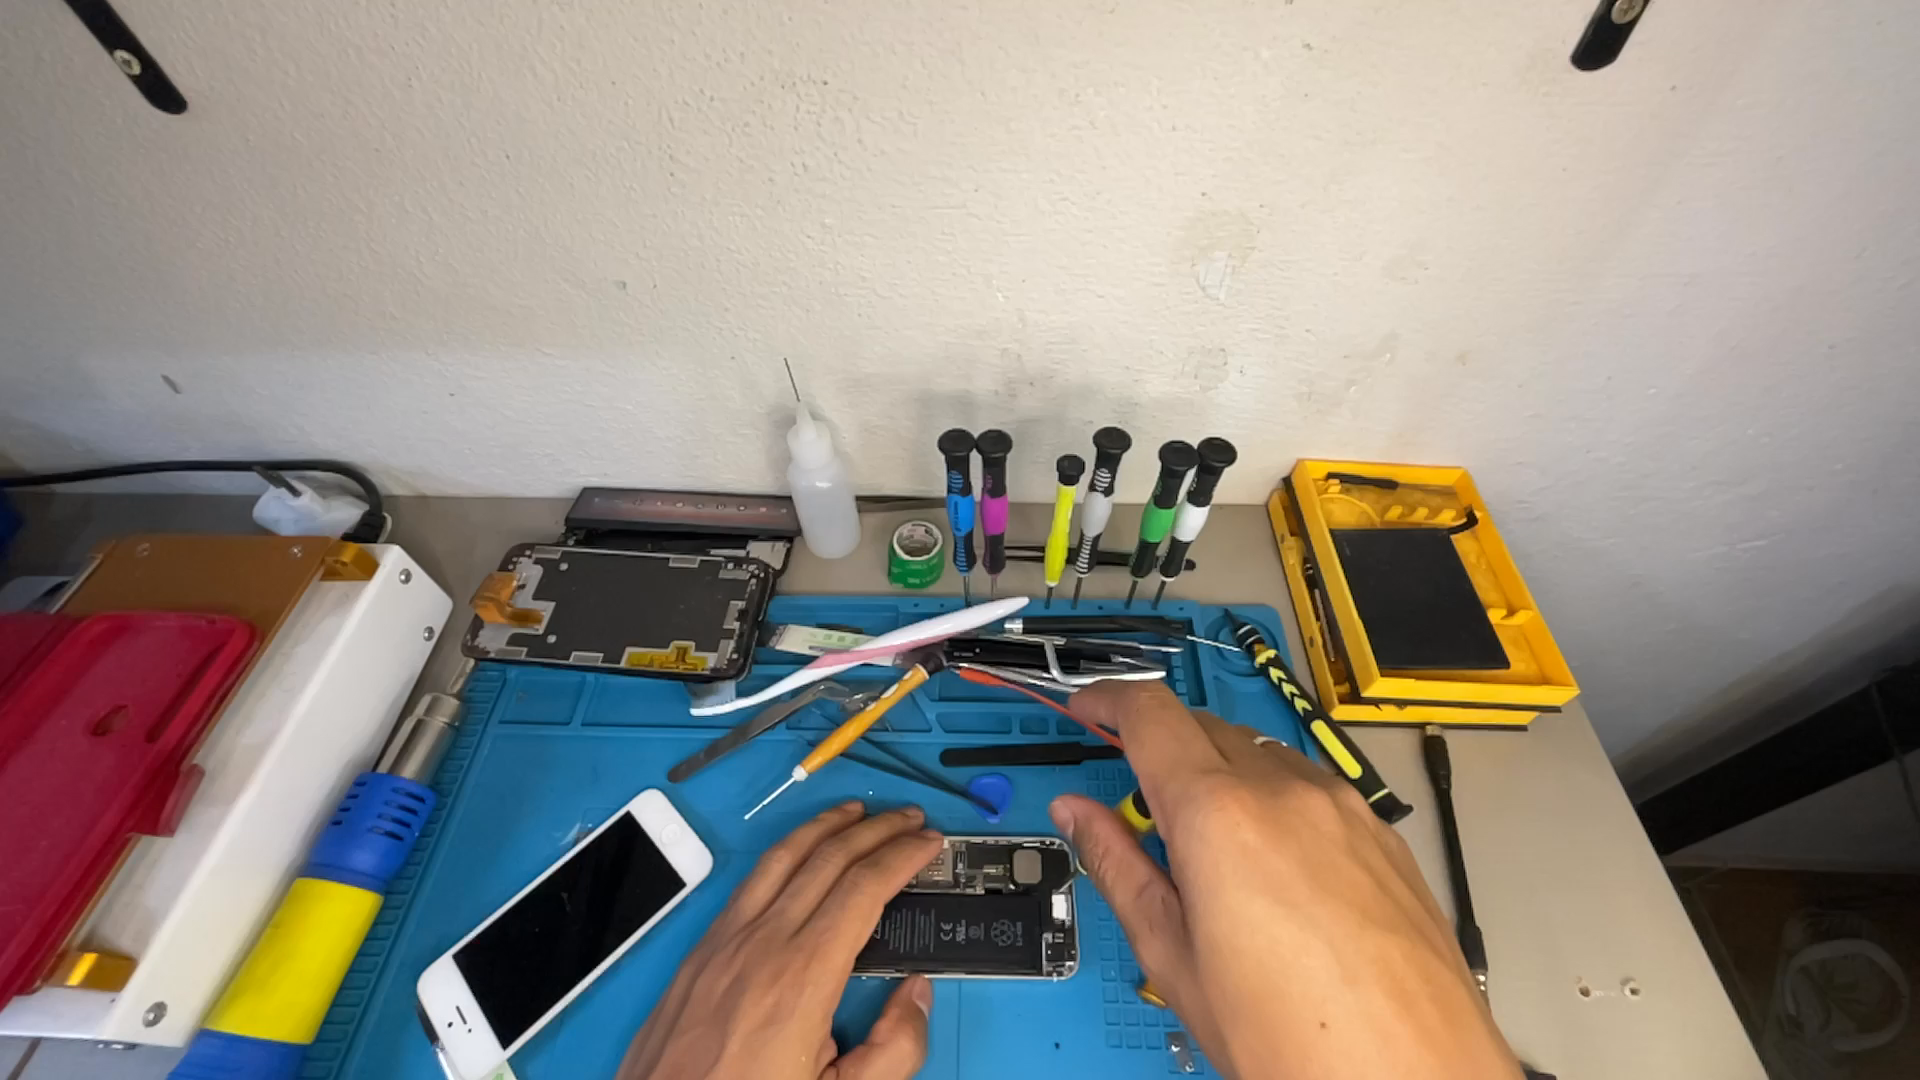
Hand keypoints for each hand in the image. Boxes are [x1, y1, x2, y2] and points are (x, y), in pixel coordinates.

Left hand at [617, 802, 944, 1079]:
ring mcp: (726, 940)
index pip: (864, 887)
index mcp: (803, 978)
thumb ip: (892, 1053)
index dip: (902, 856)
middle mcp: (764, 942)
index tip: (928, 841)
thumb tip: (916, 993)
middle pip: (830, 858)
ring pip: (784, 855)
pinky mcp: (700, 950)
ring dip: (828, 824)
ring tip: (858, 812)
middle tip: (909, 818)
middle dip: (877, 830)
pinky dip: (786, 850)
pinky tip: (798, 851)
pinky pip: (750, 880)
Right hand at [1050, 682, 1518, 1079]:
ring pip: (1255, 749)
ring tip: (1211, 843)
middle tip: (1141, 798)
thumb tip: (1074, 810)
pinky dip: (1270, 794)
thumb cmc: (1287, 1039)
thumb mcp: (1172, 955)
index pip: (1149, 713)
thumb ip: (1115, 864)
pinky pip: (1307, 782)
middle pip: (1200, 723)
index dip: (1109, 699)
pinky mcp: (1381, 831)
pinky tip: (1274, 860)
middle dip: (1158, 741)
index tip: (1090, 709)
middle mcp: (1282, 789)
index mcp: (1218, 815)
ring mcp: (1340, 805)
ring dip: (1216, 768)